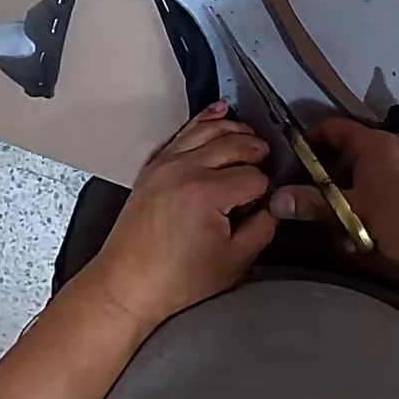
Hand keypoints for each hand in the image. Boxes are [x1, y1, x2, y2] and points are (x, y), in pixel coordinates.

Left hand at [74, 102, 278, 327]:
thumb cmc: (174, 279)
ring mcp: (166, 164)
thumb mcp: (233, 262)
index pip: (253, 177)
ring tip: (250, 135)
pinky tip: (216, 114)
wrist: (127, 284)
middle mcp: (185, 170)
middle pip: (233, 144)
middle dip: (256, 150)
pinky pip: (183, 133)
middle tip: (267, 158)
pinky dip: (202, 121)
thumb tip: (272, 208)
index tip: (266, 201)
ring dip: (233, 128)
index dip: (265, 189)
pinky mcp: (153, 167)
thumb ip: (261, 230)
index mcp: (207, 193)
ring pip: (208, 130)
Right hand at [271, 117, 398, 285]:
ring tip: (339, 220)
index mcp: (375, 144)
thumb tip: (274, 199)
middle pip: (347, 149)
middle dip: (327, 175)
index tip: (293, 163)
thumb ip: (313, 204)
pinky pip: (385, 178)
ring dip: (348, 190)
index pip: (332, 127)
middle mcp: (394, 144)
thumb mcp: (354, 217)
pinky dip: (370, 195)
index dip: (308, 141)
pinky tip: (368, 226)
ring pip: (366, 168)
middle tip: (312, 199)